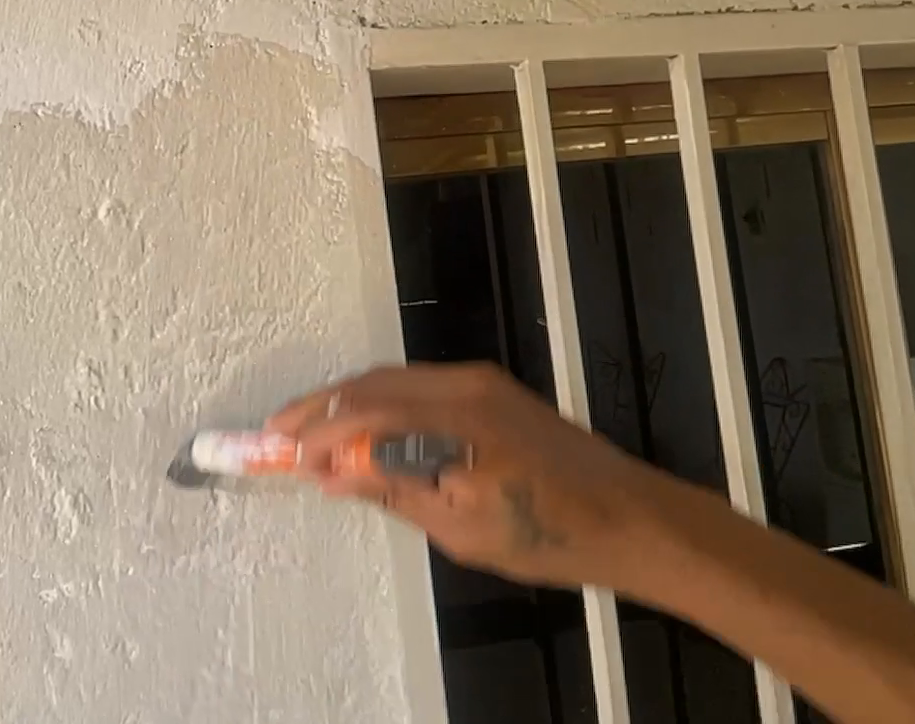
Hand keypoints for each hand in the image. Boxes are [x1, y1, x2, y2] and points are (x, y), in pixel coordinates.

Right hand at [267, 364, 681, 591]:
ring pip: (388, 378)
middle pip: (370, 384)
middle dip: (320, 407)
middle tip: (279, 431)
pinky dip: (376, 402)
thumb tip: (330, 477)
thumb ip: (391, 493)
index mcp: (459, 419)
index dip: (320, 431)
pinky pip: (413, 384)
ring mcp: (474, 379)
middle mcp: (462, 384)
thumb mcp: (463, 530)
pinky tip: (358, 424)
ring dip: (344, 402)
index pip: (368, 412)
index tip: (288, 455)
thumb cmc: (551, 536)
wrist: (635, 517)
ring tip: (308, 429)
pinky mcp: (484, 385)